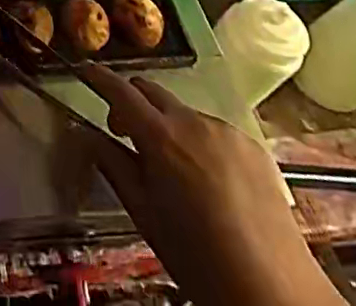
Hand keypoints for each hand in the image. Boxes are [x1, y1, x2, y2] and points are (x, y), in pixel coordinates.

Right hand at [78, 63, 344, 305]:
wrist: (269, 284)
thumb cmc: (196, 255)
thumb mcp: (145, 214)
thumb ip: (114, 167)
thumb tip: (88, 136)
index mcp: (162, 137)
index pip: (122, 91)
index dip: (100, 78)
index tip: (86, 70)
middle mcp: (195, 122)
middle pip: (154, 91)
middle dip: (133, 102)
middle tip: (123, 132)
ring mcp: (227, 130)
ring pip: (185, 114)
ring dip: (169, 127)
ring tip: (173, 172)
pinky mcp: (252, 144)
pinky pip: (216, 132)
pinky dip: (201, 144)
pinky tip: (209, 184)